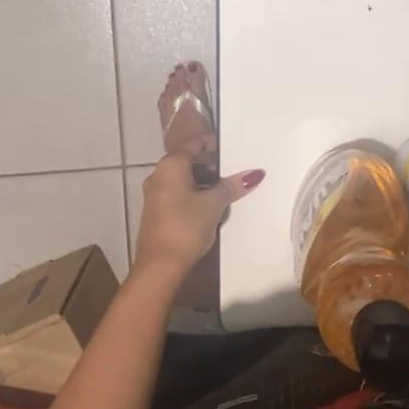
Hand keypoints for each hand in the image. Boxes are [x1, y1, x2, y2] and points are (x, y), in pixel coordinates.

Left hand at [133, 153, 264, 273]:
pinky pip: (177, 194)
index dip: (212, 143)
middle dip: (210, 165)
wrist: (159, 265)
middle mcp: (159, 175)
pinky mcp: (156, 212)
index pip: (193, 143)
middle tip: (232, 172)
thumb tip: (254, 175)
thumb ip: (231, 186)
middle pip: (187, 160)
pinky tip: (209, 207)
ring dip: (203, 182)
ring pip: (182, 179)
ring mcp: (154, 194)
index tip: (231, 149)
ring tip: (225, 191)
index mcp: (171, 165)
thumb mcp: (213, 204)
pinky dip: (193, 194)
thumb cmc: (186, 226)